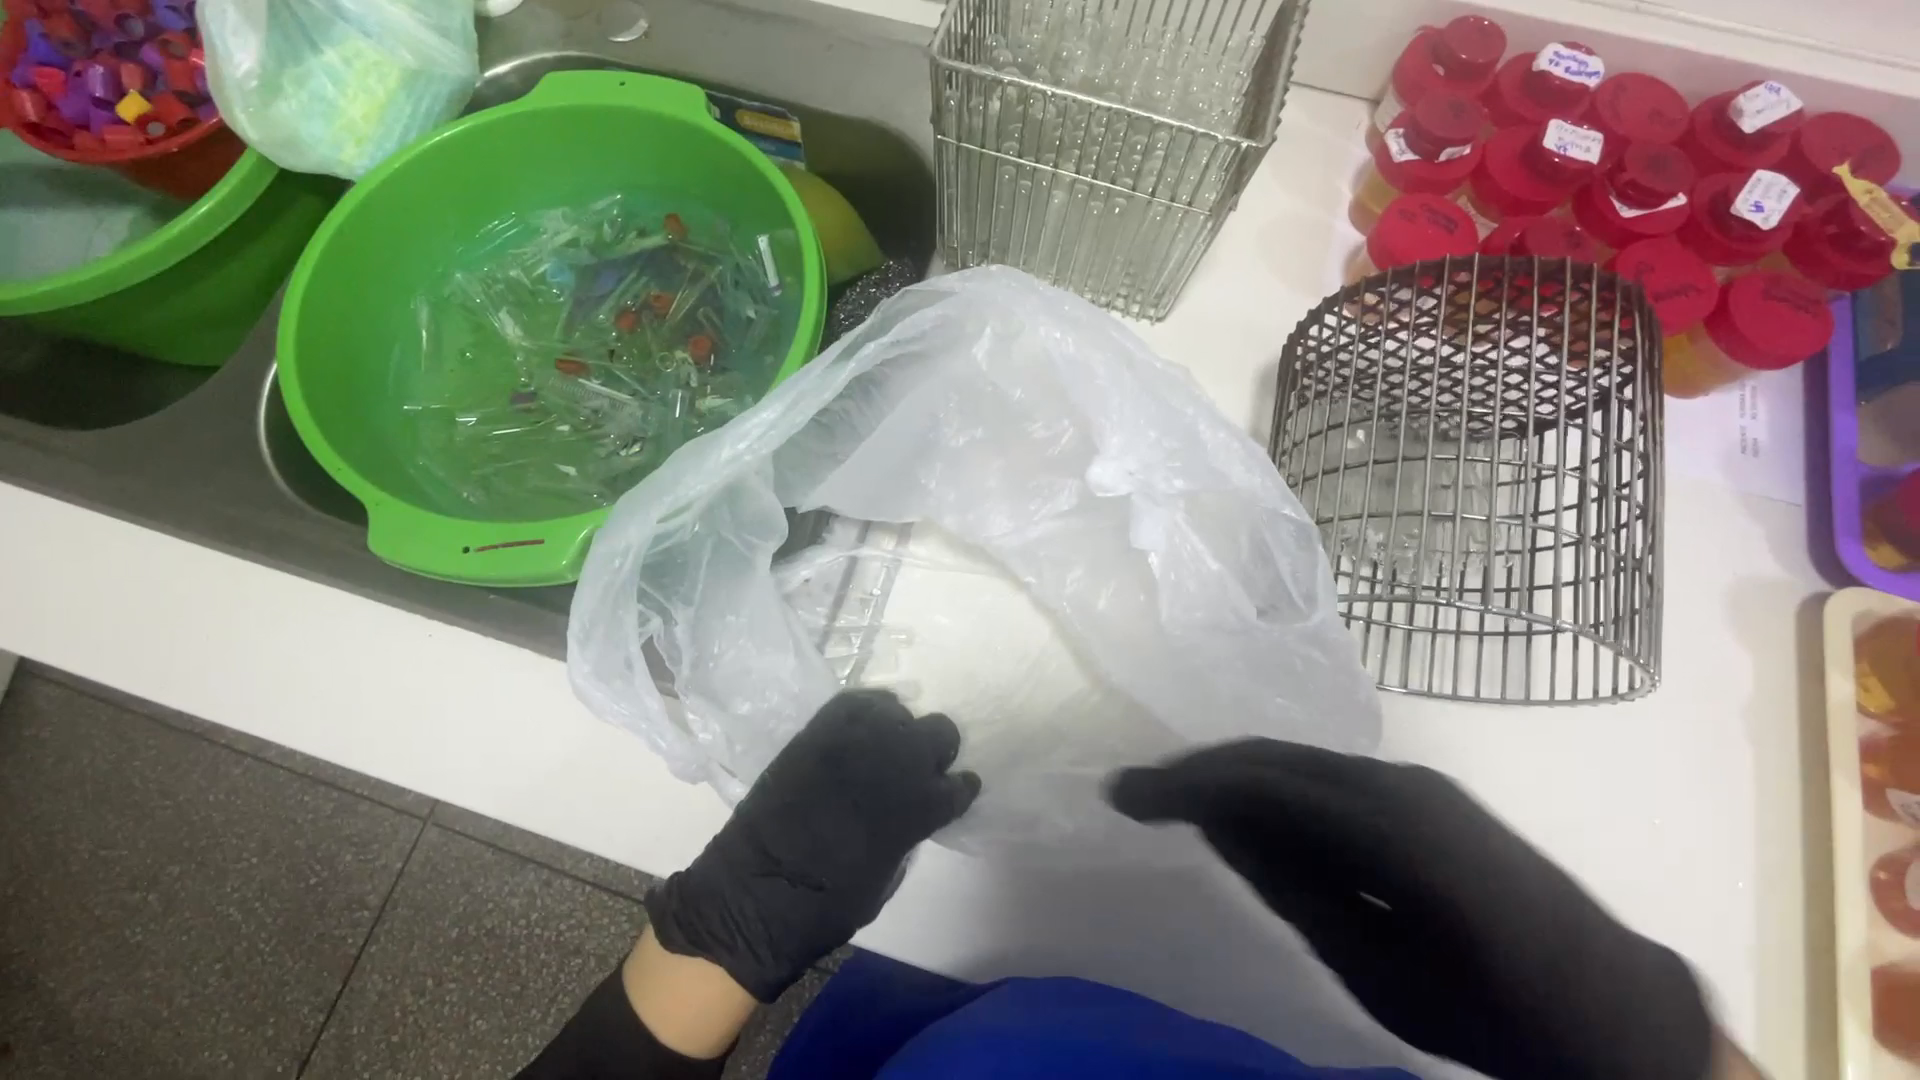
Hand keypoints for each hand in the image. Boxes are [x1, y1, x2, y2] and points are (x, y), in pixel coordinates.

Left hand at [644, 690, 980, 1001]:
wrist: (753, 894)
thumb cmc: (825, 907)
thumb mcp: (887, 876)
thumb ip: (907, 834)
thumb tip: (909, 813)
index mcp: (919, 809)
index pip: (960, 785)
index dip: (959, 789)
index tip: (954, 792)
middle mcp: (896, 766)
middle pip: (941, 732)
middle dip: (937, 751)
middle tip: (919, 769)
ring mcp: (856, 742)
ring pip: (899, 710)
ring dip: (899, 730)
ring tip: (884, 749)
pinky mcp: (818, 731)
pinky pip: (855, 702)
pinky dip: (865, 712)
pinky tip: (861, 731)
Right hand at [1109, 739, 1713, 1079]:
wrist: (1605, 1005)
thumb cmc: (1481, 1006)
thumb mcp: (1370, 967)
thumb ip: (1289, 886)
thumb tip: (1219, 824)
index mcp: (1383, 827)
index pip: (1255, 784)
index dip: (1181, 785)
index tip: (1123, 794)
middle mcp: (1394, 781)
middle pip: (1270, 757)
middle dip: (1198, 770)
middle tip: (1141, 792)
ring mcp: (1414, 779)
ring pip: (1297, 760)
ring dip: (1235, 775)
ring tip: (1183, 800)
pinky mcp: (1424, 790)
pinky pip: (1327, 774)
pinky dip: (1277, 786)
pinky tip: (1254, 811)